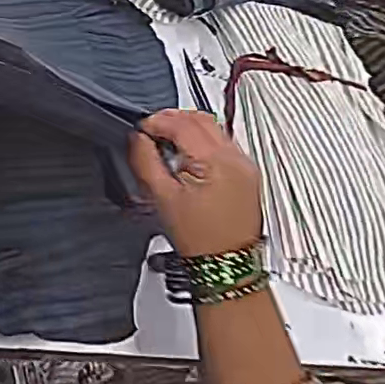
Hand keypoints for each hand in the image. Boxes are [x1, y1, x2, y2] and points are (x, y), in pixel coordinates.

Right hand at [127, 110, 263, 256]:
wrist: (227, 264)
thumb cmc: (200, 239)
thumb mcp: (162, 198)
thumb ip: (146, 161)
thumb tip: (137, 138)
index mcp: (217, 162)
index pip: (183, 124)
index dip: (157, 121)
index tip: (142, 128)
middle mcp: (236, 158)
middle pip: (200, 119)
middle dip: (172, 119)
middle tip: (151, 131)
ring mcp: (245, 164)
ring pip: (213, 127)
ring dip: (187, 127)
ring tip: (166, 143)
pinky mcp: (246, 172)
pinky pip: (222, 142)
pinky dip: (201, 140)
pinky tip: (185, 156)